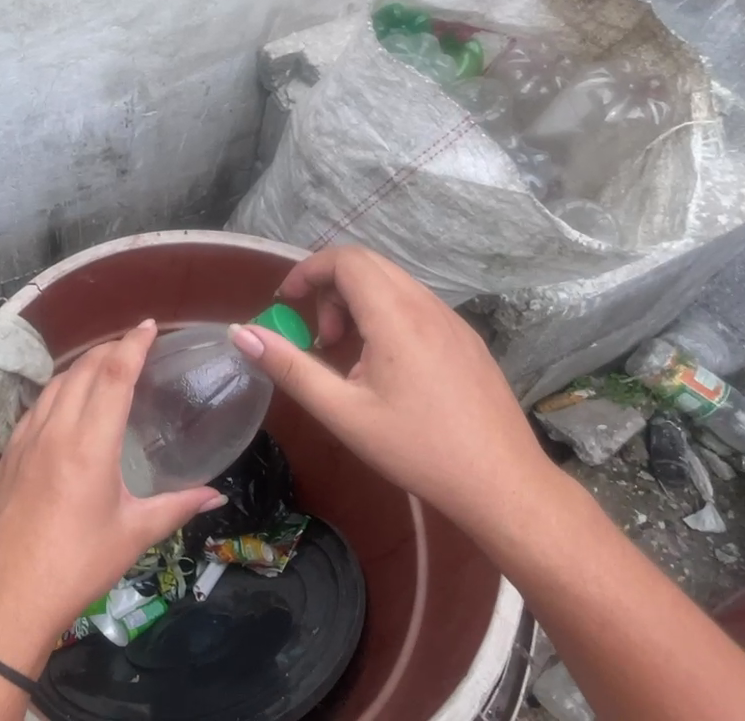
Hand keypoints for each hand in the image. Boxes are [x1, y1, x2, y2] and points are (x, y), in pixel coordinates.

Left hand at [0, 319, 225, 672]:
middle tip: (135, 345)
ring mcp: (26, 439)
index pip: (114, 375)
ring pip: (56, 384)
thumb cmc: (77, 566)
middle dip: (111, 349)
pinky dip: (58, 390)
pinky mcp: (9, 454)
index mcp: (89, 444)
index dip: (133, 344)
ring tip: (106, 366)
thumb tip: (216, 495)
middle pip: (84, 370)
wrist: (8, 596)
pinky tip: (67, 403)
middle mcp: (55, 430)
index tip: (150, 325)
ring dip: (83, 366)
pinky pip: (37, 406)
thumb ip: (176, 506)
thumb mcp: (133, 535)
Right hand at [228, 246, 553, 529]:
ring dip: (356, 303)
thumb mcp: (343, 413)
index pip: (345, 259)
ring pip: (392, 283)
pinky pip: (415, 304)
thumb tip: (240, 333)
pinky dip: (384, 315)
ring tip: (346, 355)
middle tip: (317, 336)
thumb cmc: (418, 449)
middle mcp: (427, 305)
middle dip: (328, 288)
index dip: (307, 271)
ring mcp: (452, 321)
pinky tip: (384, 368)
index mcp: (395, 316)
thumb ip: (289, 367)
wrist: (504, 484)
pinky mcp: (466, 339)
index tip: (285, 304)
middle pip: (367, 265)